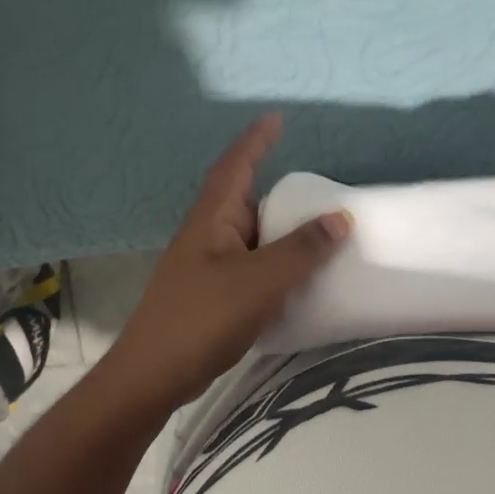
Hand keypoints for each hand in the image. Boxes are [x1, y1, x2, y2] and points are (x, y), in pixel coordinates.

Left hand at [102, 114, 351, 406]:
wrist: (154, 374)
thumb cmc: (201, 318)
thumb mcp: (258, 281)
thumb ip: (300, 251)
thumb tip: (340, 219)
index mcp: (212, 219)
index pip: (235, 166)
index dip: (256, 141)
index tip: (276, 119)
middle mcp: (208, 236)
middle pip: (248, 203)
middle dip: (281, 197)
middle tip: (322, 197)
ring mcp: (209, 268)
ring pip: (253, 240)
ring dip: (282, 236)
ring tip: (321, 238)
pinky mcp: (214, 298)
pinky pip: (252, 270)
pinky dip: (276, 267)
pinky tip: (298, 282)